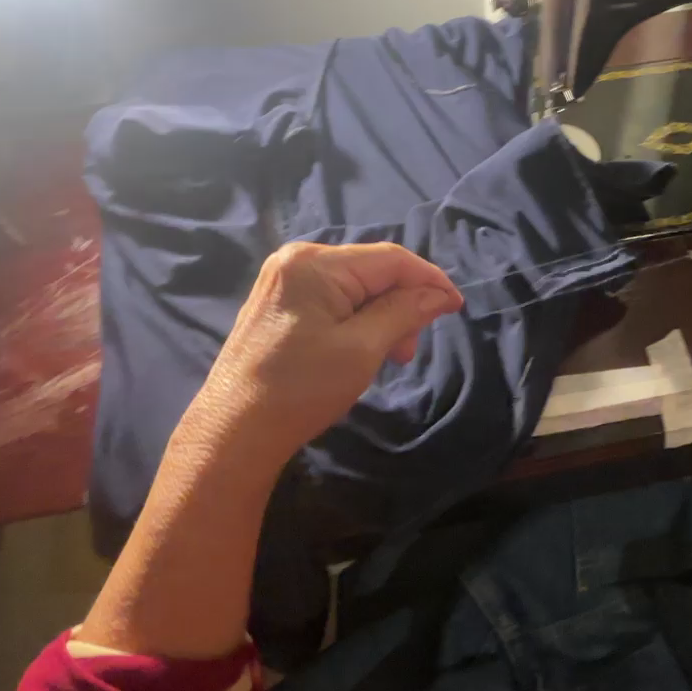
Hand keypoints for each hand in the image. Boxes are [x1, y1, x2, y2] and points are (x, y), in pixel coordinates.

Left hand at [182, 242, 463, 462]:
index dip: (429, 280)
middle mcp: (297, 260)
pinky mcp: (281, 304)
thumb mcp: (362, 349)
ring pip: (357, 287)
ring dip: (384, 317)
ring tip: (390, 356)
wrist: (235, 431)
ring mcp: (285, 281)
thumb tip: (440, 295)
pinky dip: (360, 321)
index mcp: (315, 263)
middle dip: (403, 304)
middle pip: (373, 271)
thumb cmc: (301, 388)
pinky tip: (365, 349)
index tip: (456, 307)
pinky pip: (335, 300)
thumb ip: (404, 313)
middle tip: (409, 351)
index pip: (390, 259)